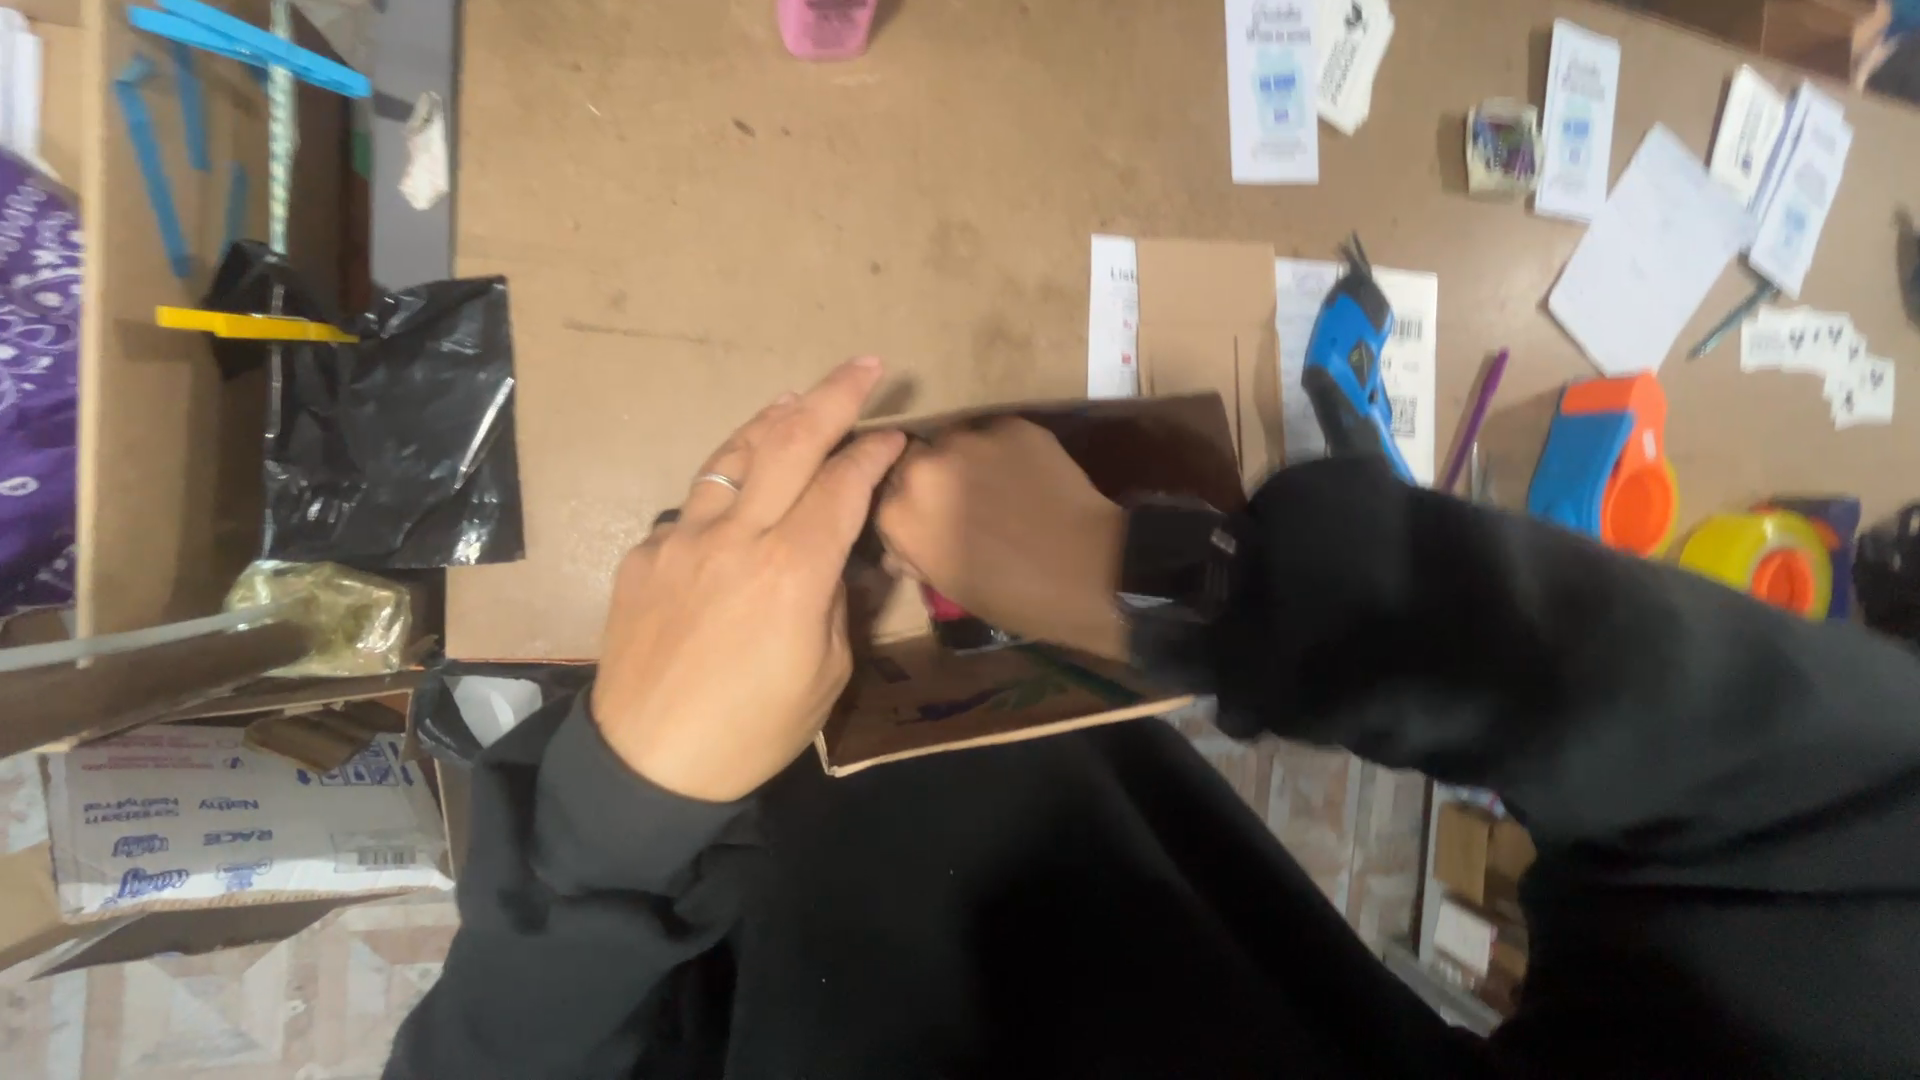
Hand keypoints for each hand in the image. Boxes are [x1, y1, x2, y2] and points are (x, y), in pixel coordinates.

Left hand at [590, 357, 907, 801]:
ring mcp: (680, 538)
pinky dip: (729, 481)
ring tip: (796, 398)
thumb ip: (835, 598)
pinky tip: (740, 487)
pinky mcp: (644, 553)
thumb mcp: (826, 673)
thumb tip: (838, 556)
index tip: (897, 433)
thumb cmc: (754, 730)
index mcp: (791, 570)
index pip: (843, 485)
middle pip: (791, 441)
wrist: (646, 766)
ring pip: (734, 453)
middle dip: (834, 395)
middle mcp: (735, 536)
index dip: (874, 452)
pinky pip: (696, 501)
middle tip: (865, 366)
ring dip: (773, 419)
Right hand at [876, 418, 1127, 660]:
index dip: (909, 514)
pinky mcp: (1011, 426)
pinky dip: (1004, 454)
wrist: (1085, 571)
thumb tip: (899, 549)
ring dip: (965, 462)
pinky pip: (996, 436)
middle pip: (914, 462)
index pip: (886, 500)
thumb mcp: (949, 585)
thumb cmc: (1012, 595)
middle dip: (930, 480)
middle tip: (961, 504)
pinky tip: (1027, 478)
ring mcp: (969, 440)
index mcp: (898, 512)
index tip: (929, 527)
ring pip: (955, 443)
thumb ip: (916, 555)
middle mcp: (923, 466)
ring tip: (997, 488)